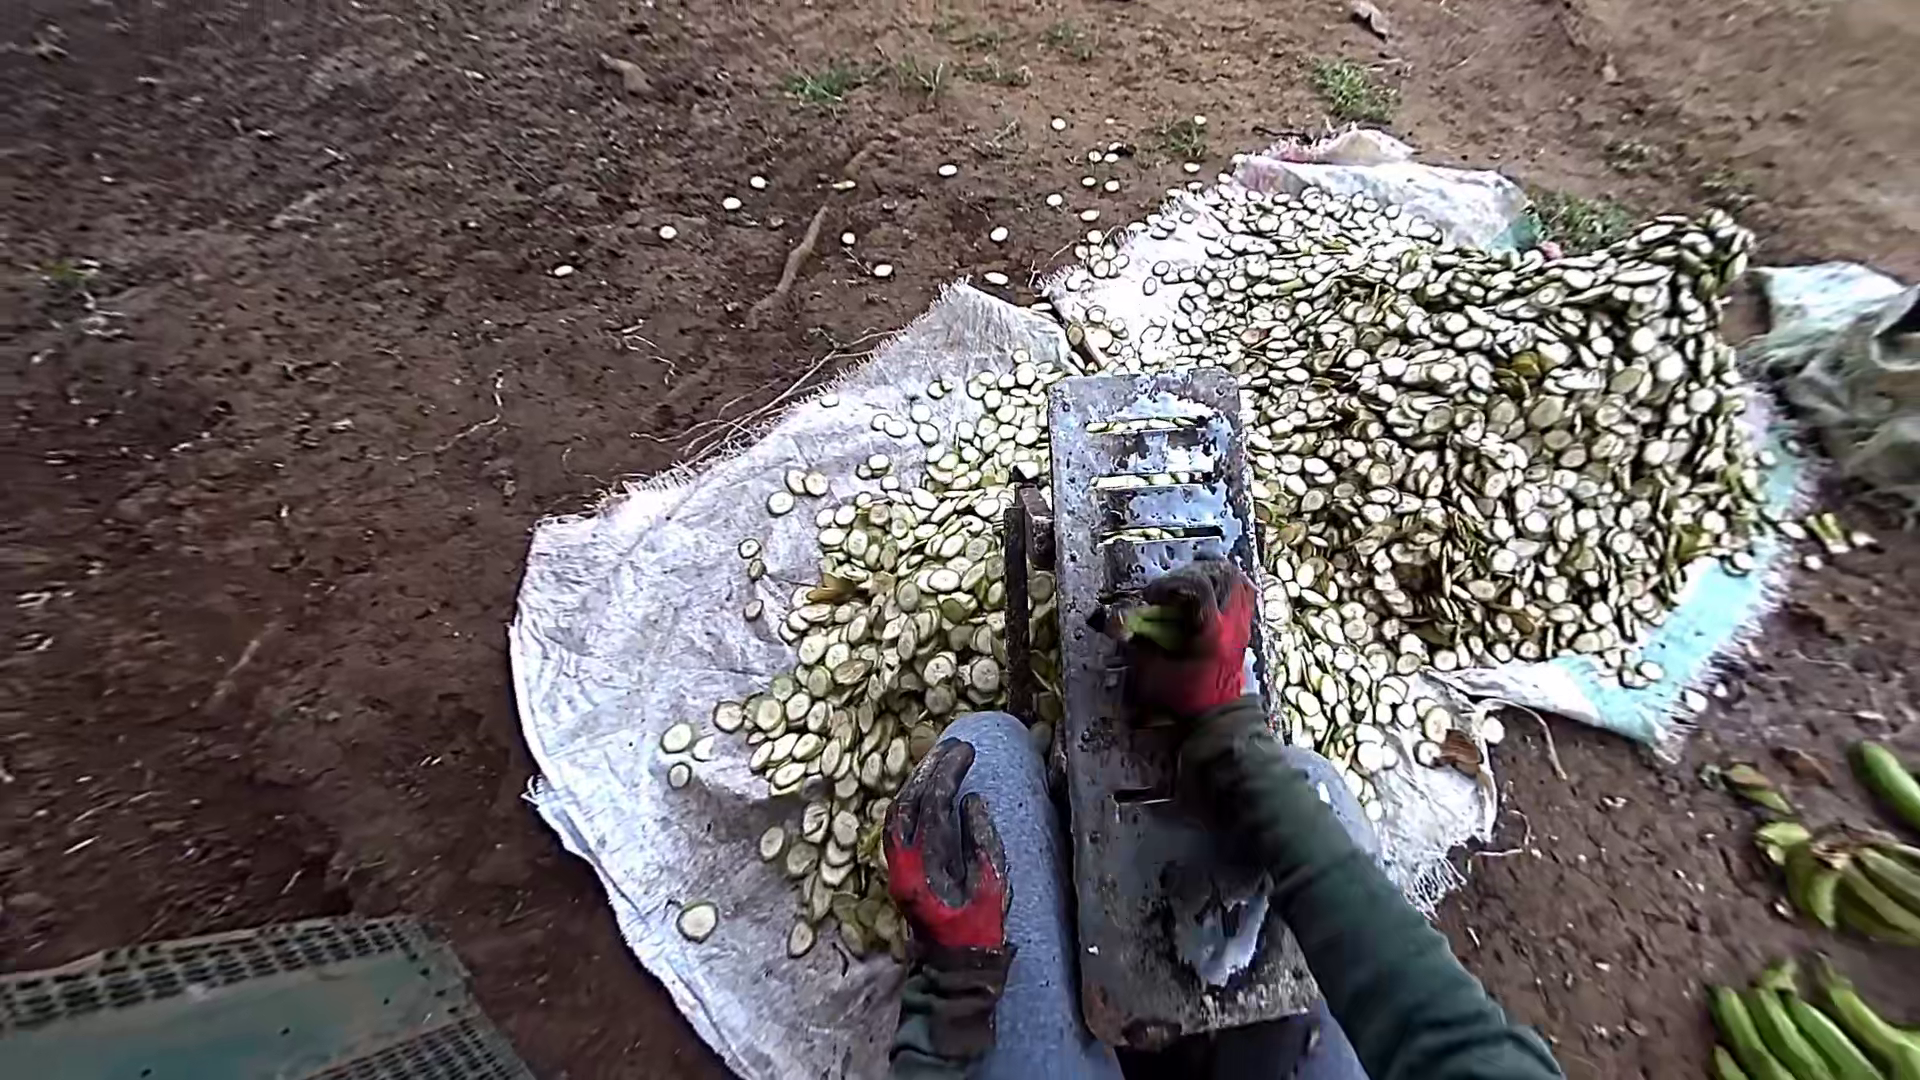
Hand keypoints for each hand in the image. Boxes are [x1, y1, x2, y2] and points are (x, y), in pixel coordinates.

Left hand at [884, 740, 1009, 950]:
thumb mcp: (991, 887)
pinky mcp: (899, 865)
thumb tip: (970, 800)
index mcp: (924, 867)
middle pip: (908, 801)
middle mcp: (902, 863)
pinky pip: (899, 821)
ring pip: (898, 809)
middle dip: (930, 767)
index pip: (932, 805)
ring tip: (941, 755)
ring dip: (918, 779)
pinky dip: (912, 796)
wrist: (951, 969)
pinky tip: (928, 783)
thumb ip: (981, 840)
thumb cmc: (977, 930)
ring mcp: (896, 865)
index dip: (949, 773)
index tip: (967, 751)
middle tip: (953, 745)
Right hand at [1126, 558, 1256, 716]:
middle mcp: (1232, 623)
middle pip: (1222, 574)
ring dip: (1208, 574)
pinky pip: (1241, 592)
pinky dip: (1222, 585)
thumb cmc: (1187, 698)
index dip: (1170, 583)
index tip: (1152, 596)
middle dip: (1189, 573)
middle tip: (1170, 587)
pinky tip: (1203, 594)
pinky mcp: (1241, 627)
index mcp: (1213, 631)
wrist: (1218, 717)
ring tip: (1185, 584)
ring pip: (1237, 579)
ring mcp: (1241, 623)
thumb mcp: (1154, 672)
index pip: (1199, 585)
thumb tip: (1119, 623)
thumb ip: (1137, 645)